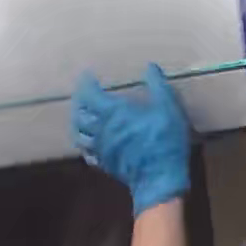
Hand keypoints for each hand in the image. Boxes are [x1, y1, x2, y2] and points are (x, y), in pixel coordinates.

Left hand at [72, 65, 191, 215]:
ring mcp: (101, 149)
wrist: (160, 178)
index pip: (91, 95)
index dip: (86, 85)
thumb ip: (157, 85)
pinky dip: (85, 143)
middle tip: (84, 95)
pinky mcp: (105, 164)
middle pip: (80, 115)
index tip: (87, 76)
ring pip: (79, 134)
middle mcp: (101, 130)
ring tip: (82, 116)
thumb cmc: (164, 138)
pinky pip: (87, 152)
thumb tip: (150, 67)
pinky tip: (91, 141)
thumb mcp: (168, 107)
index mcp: (114, 113)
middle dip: (80, 102)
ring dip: (78, 122)